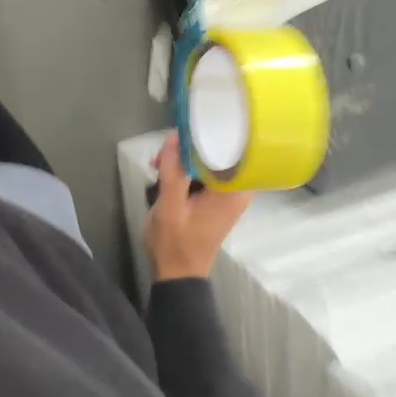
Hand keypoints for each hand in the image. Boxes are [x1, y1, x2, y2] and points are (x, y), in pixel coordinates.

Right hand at [144, 133, 252, 281]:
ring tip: (158, 165)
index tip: (190, 123)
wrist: (177, 273)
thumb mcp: (169, 205)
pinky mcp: (217, 199)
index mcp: (233, 190)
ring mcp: (228, 194)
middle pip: (219, 153)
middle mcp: (237, 189)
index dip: (213, 132)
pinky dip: (186, 170)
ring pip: (209, 162)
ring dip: (184, 159)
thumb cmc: (176, 242)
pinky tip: (165, 173)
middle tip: (163, 153)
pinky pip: (205, 173)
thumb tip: (174, 136)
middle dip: (190, 147)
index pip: (233, 148)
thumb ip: (173, 170)